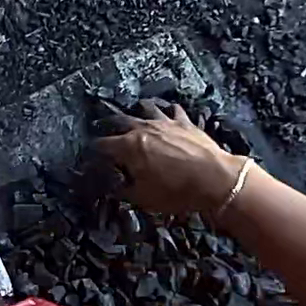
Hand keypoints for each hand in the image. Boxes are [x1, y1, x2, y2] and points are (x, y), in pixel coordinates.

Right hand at [94, 100, 246, 216]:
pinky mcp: (185, 122)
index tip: (91, 155)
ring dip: (137, 111)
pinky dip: (167, 111)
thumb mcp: (142, 198)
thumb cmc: (175, 191)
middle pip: (119, 120)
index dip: (93, 150)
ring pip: (146, 108)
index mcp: (129, 146)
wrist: (214, 179)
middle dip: (108, 124)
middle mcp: (144, 128)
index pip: (102, 144)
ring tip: (134, 114)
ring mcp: (165, 121)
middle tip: (103, 128)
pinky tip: (167, 113)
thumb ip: (124, 189)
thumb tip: (114, 186)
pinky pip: (172, 110)